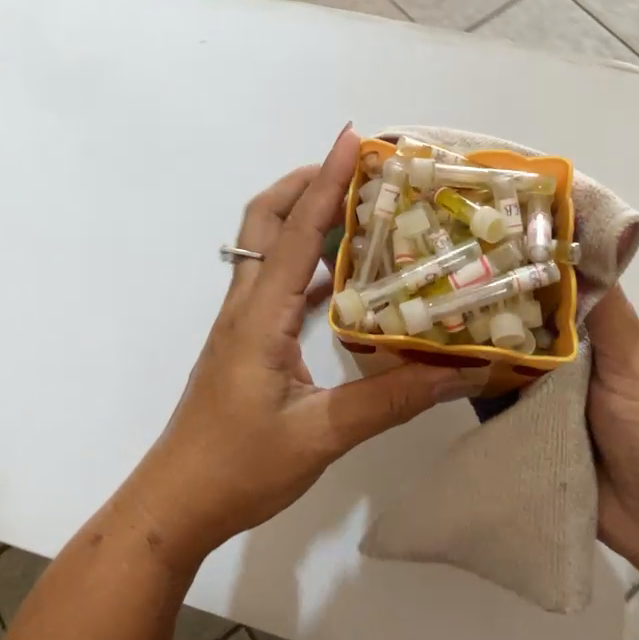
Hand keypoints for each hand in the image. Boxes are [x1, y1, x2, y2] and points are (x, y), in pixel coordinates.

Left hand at [118, 126, 483, 564]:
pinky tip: (342, 281)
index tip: (354, 138)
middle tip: (358, 173)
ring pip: (266, 249)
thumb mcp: (322, 436)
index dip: (326, 180)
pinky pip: (276, 285)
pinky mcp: (245, 344)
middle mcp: (246, 306)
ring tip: (359, 214)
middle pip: (263, 220)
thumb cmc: (240, 467)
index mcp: (260, 316)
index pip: (296, 231)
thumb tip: (462, 371)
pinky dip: (306, 267)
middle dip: (305, 184)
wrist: (176, 501)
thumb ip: (391, 400)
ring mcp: (241, 324)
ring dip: (304, 220)